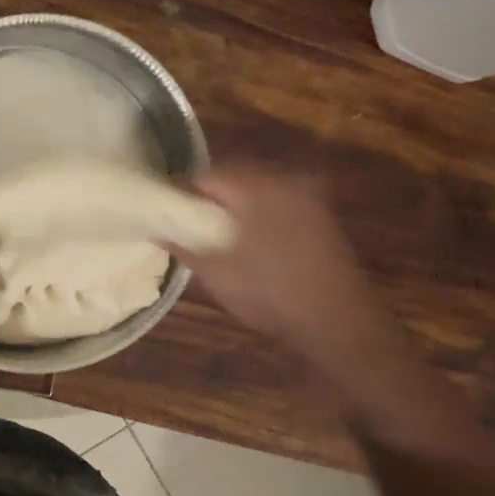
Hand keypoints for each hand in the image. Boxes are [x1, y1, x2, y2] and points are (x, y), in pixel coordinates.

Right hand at [176, 166, 385, 354]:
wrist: (336, 320)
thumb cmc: (270, 293)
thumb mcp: (216, 274)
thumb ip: (184, 246)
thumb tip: (158, 230)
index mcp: (256, 188)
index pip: (206, 175)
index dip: (181, 191)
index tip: (164, 211)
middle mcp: (285, 182)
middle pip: (234, 177)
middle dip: (209, 197)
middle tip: (186, 222)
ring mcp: (308, 198)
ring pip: (258, 190)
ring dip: (234, 204)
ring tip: (214, 232)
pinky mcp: (321, 217)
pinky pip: (278, 203)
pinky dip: (258, 213)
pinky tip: (248, 240)